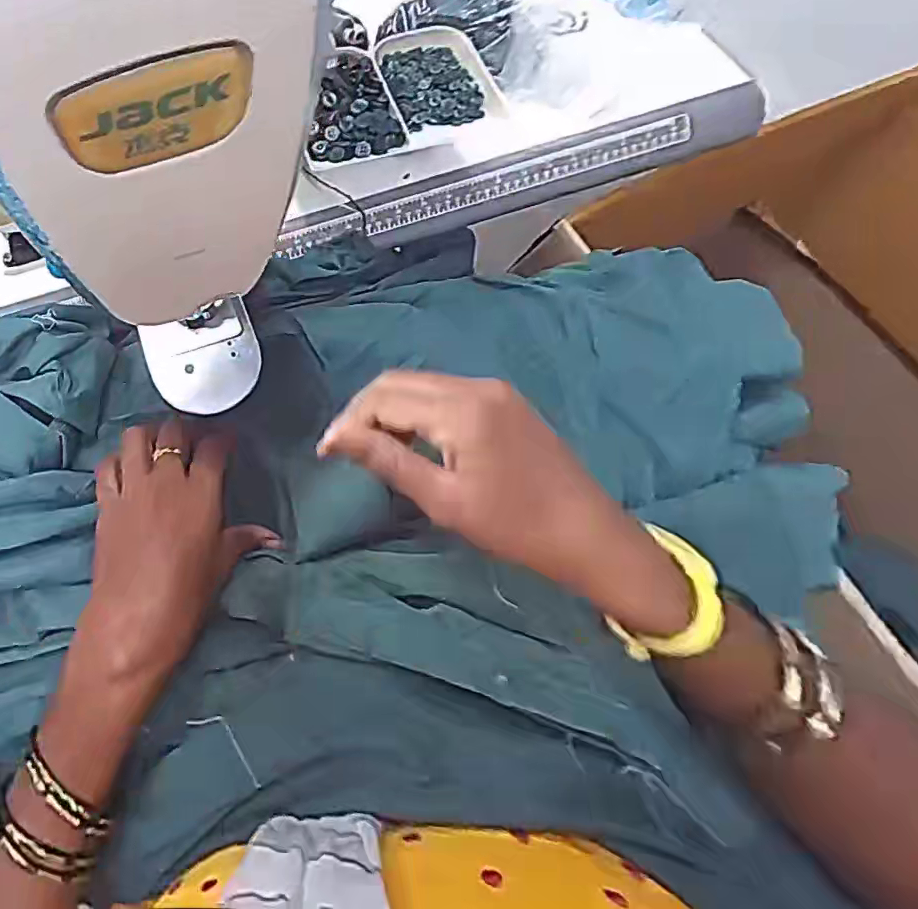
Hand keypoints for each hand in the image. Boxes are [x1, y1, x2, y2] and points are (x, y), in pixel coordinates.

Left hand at [75, 420, 278, 693]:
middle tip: (191, 442)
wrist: (133, 620)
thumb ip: (242, 540)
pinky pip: (108, 465)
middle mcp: (165, 481)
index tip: (225, 442)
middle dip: (184, 430)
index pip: (212, 448)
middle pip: (173, 432)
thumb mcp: (220, 566)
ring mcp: (132, 488)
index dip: (221, 439)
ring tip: (156, 447)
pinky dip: (117, 461)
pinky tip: (126, 470)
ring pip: (135, 437)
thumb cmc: (185, 596)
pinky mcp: (106, 502)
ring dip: (148, 435)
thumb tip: (273, 537)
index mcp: (200, 493)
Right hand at [318, 370, 691, 635]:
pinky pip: (442, 392)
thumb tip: (336, 437)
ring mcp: (492, 390)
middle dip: (363, 411)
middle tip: (346, 449)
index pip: (383, 398)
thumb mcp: (443, 499)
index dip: (348, 422)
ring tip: (375, 449)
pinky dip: (415, 410)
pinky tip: (412, 441)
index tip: (327, 454)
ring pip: (418, 384)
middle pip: (397, 382)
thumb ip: (387, 460)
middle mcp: (475, 386)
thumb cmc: (514, 526)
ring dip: (387, 409)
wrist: (590, 535)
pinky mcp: (502, 400)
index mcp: (461, 409)